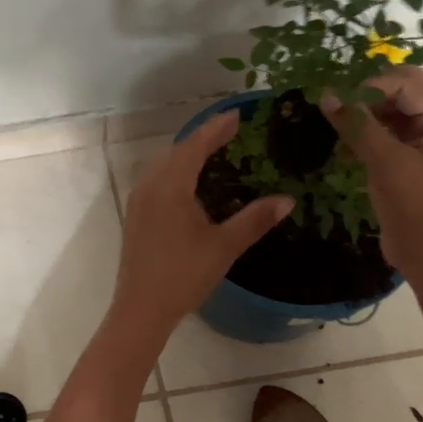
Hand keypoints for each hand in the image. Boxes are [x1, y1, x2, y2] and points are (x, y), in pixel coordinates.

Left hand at [113, 112, 294, 333]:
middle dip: (202, 138)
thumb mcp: (224, 246)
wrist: (141, 307)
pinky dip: (175, 172)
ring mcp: (138, 201)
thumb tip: (286, 199)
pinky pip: (156, 181)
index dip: (216, 128)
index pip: (194, 146)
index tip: (237, 114)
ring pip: (163, 165)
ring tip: (213, 153)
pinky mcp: (135, 216)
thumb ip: (254, 219)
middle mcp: (150, 186)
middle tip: (230, 131)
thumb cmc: (184, 274)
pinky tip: (191, 185)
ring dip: (186, 155)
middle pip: (176, 151)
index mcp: (170, 186)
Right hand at [321, 66, 422, 286]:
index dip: (367, 87)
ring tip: (335, 127)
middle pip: (403, 95)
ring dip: (365, 118)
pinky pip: (394, 138)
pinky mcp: (421, 165)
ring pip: (395, 116)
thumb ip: (358, 125)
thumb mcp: (388, 164)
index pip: (406, 84)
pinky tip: (346, 145)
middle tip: (331, 110)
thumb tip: (326, 95)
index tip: (331, 100)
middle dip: (366, 99)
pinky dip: (370, 137)